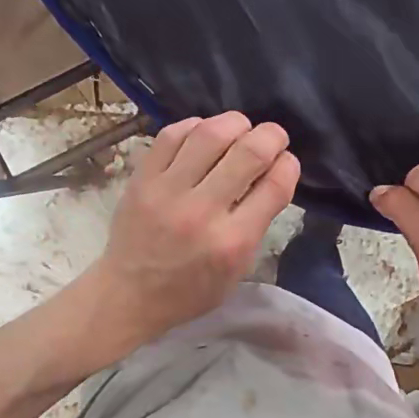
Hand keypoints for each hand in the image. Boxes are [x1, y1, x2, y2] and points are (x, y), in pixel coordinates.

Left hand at [82, 112, 299, 345]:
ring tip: (240, 128)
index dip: (289, 164)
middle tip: (272, 137)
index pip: (275, 185)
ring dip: (235, 123)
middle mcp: (202, 212)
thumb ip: (256, 223)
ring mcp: (168, 192)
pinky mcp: (142, 179)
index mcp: (232, 242)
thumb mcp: (237, 270)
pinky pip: (172, 135)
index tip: (287, 161)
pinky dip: (195, 125)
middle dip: (271, 136)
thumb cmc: (189, 290)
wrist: (129, 295)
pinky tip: (204, 133)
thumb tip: (272, 174)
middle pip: (249, 152)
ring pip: (210, 133)